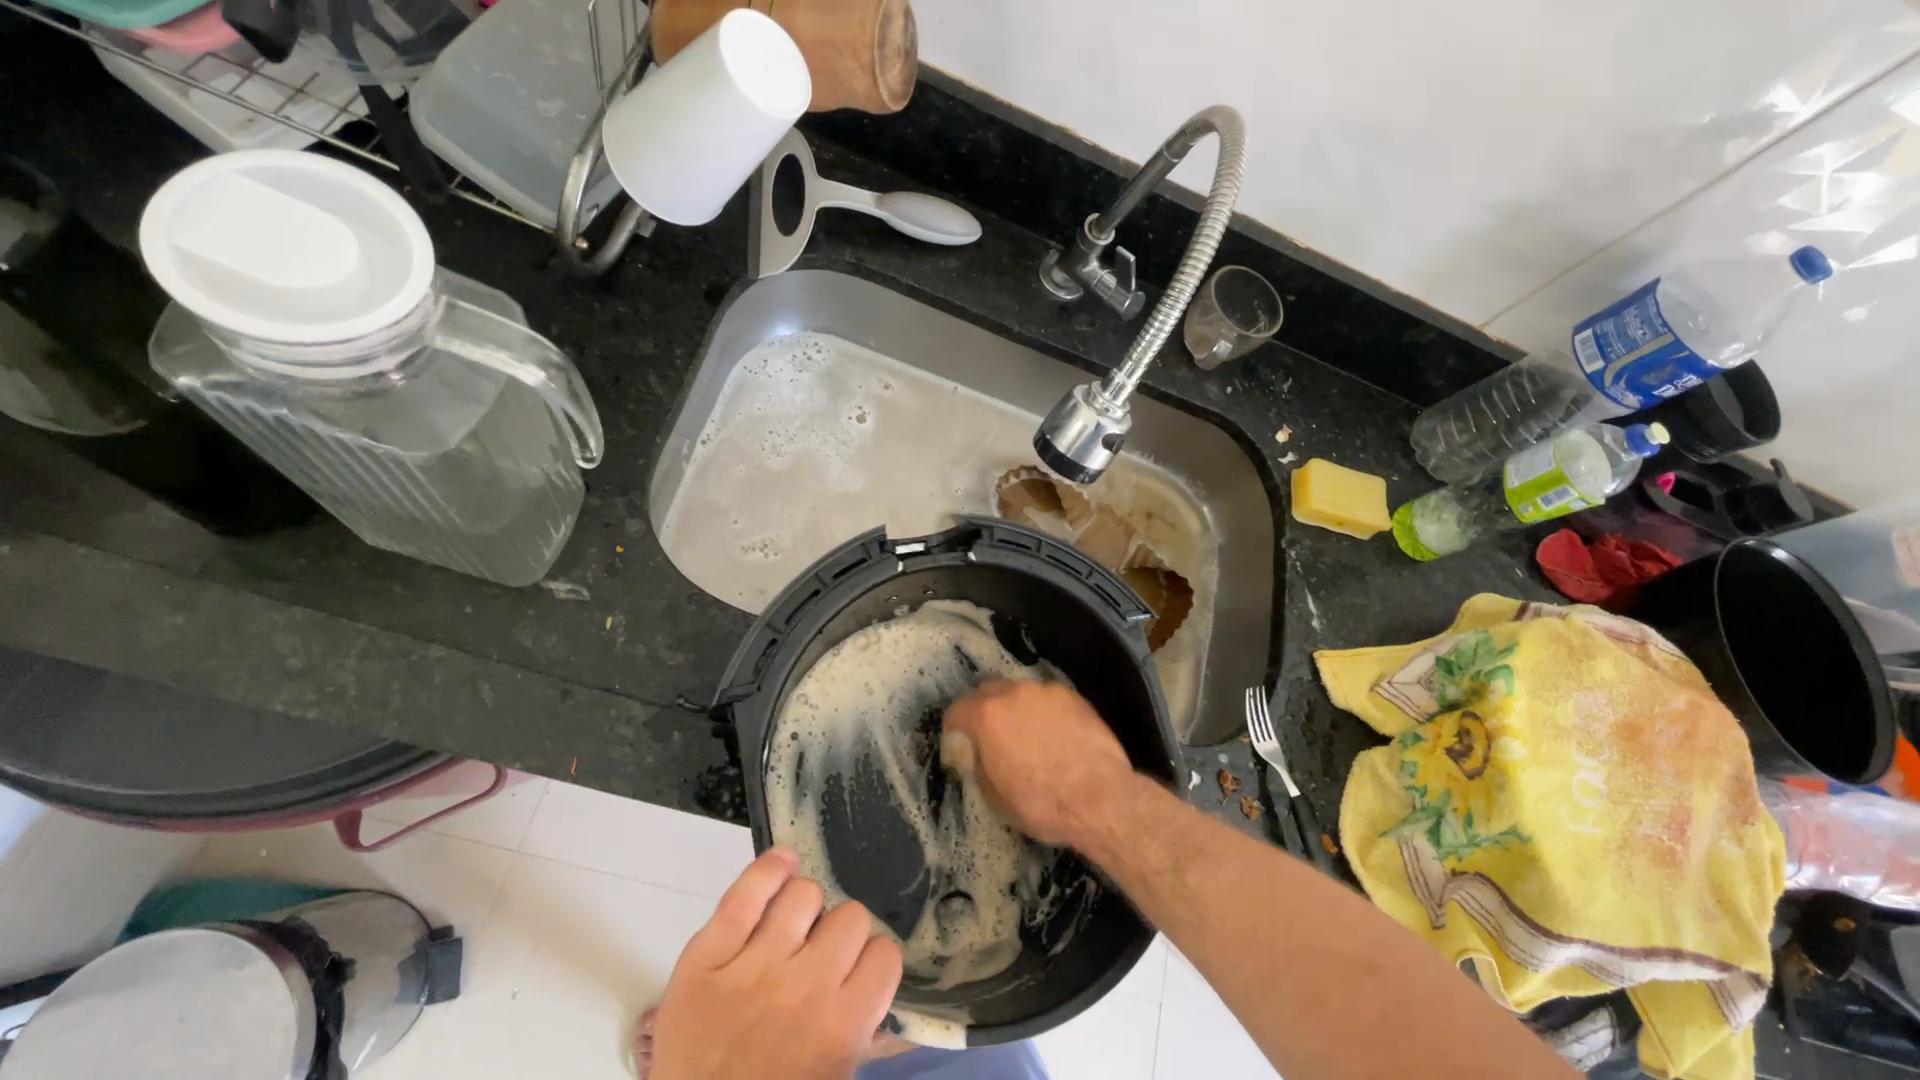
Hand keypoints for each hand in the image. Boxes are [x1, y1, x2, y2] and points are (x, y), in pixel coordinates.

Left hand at [650, 849, 903, 1079]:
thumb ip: (870, 1035)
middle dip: (840, 933)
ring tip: (790, 929)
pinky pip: (745, 893)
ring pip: (804, 894)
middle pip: (850, 916)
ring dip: (804, 909)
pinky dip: (767, 870)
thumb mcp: (836, 1077)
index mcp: (842, 1025)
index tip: (855, 969)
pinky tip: (781, 864)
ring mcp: (752, 967)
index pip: (884, 953)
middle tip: (819, 955)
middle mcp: (804, 988)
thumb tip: (902, 1003)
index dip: (871, 959)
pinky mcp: (706, 956)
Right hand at [941, 679, 1134, 846]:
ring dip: (1017, 710)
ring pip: (1020, 693)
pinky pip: (1048, 700)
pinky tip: (1056, 736)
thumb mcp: (995, 796)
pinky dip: (1044, 713)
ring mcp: (1046, 691)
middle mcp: (1013, 693)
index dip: (954, 730)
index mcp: (986, 716)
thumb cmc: (1041, 804)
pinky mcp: (1074, 696)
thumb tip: (978, 754)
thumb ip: (979, 765)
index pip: (956, 711)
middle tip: (993, 738)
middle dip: (984, 711)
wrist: (1100, 797)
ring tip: (1029, 737)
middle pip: (987, 691)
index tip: (961, 746)